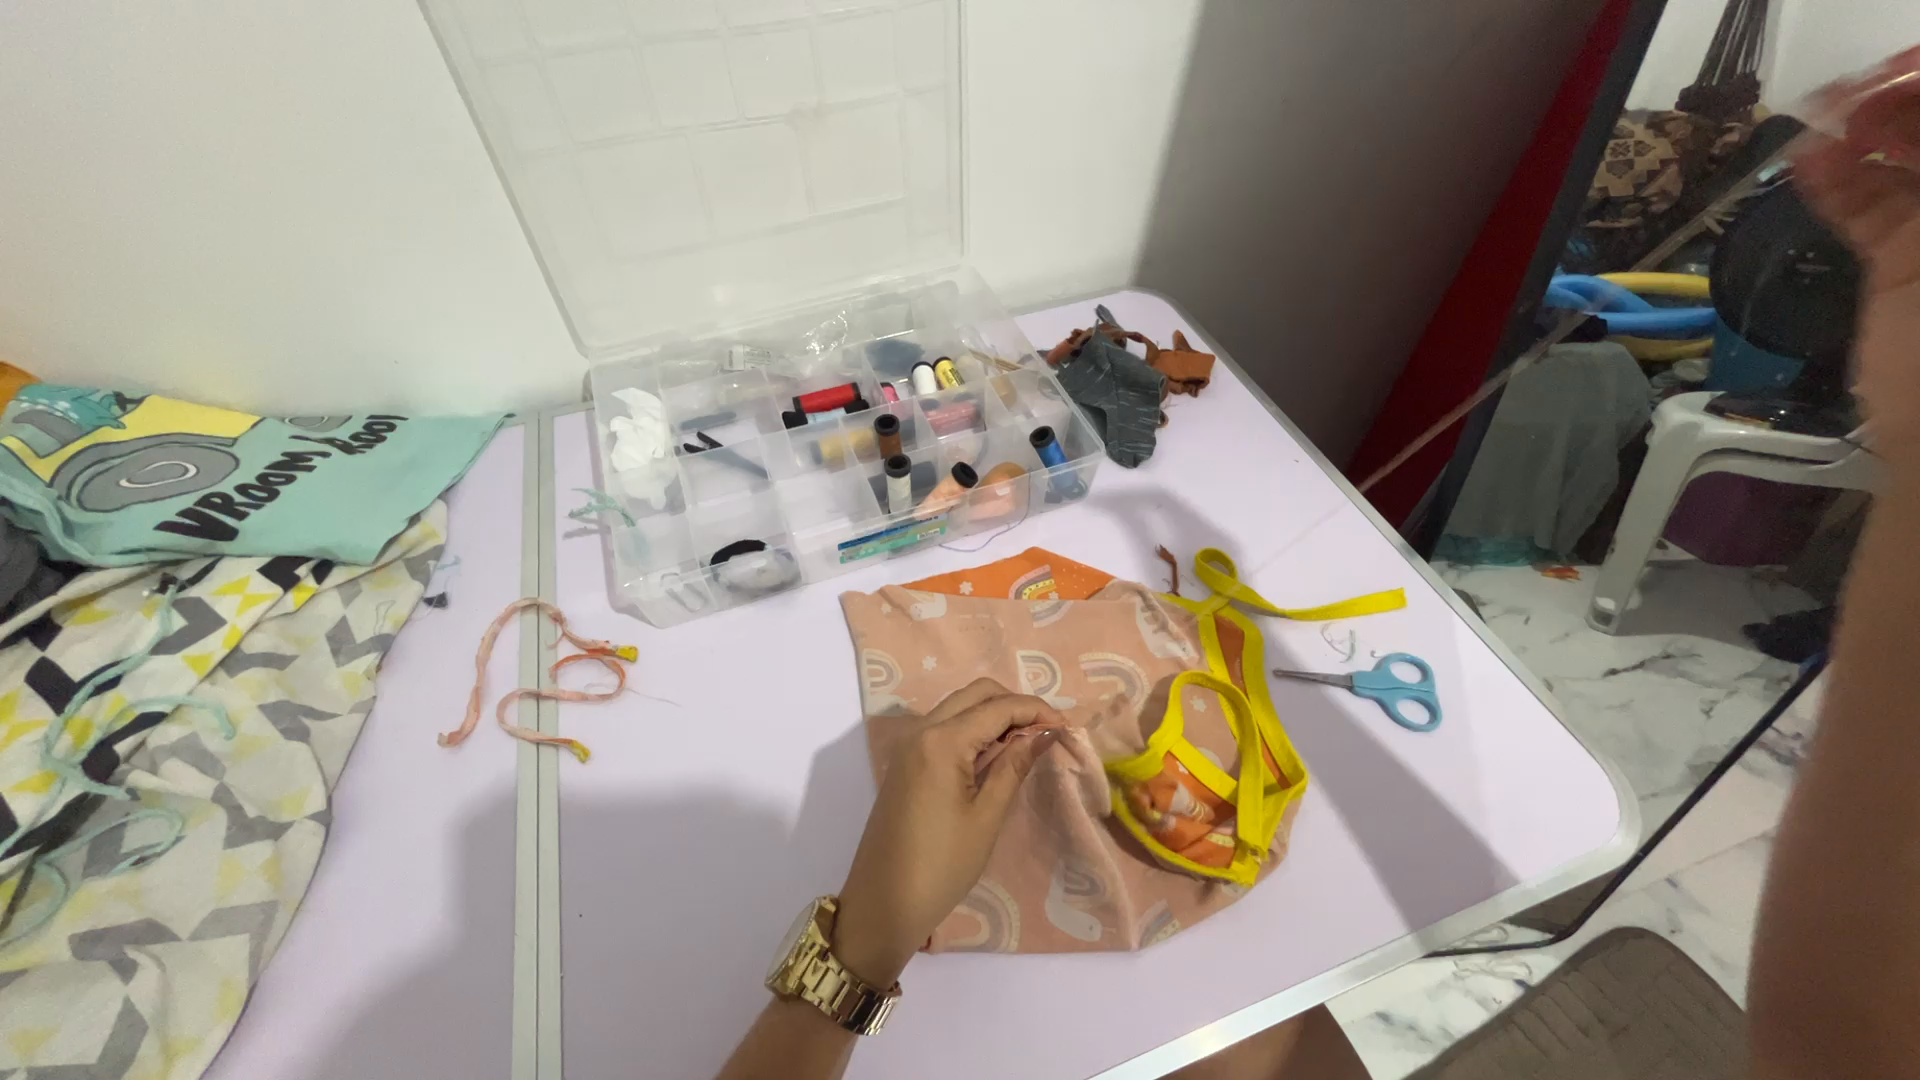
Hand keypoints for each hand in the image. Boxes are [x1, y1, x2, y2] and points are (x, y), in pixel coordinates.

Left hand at [831, 679, 1063, 985]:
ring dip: (994, 715)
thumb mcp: (986, 817)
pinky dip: (973, 729)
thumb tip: (1044, 732)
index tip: (1067, 728)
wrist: (882, 903)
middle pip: (977, 694)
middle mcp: (922, 729)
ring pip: (959, 706)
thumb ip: (1014, 766)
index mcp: (941, 740)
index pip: (998, 706)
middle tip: (1046, 733)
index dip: (1036, 710)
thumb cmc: (941, 865)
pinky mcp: (906, 760)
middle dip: (1015, 704)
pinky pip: (945, 726)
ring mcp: (909, 744)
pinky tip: (995, 755)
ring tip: (1027, 744)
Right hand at [1794, 86, 1919, 451]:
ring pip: (1914, 154)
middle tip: (1857, 91)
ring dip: (1867, 131)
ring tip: (1821, 118)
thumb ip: (1914, 193)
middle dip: (1912, 94)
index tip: (1907, 70)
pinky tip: (1808, 162)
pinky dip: (1837, 183)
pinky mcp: (1904, 257)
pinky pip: (1869, 208)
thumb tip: (1887, 127)